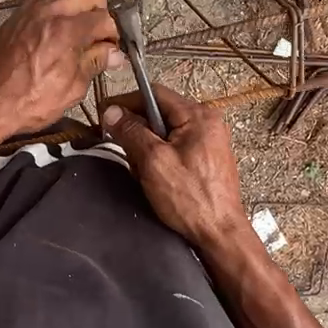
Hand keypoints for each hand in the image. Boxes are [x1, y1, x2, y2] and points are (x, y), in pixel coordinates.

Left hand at [0, 0, 122, 137]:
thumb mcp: (71, 89)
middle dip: (98, 7)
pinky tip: (56, 30)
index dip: (112, 33)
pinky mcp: (16, 16)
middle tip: (97, 30)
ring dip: (76, 4)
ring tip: (78, 29)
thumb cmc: (30, 102)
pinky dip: (56, 8)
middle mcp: (48, 12)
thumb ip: (94, 63)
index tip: (111, 47)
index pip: (103, 17)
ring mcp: (29, 10)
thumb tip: (114, 53)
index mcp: (66, 31)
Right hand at [100, 84, 249, 248]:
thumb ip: (131, 132)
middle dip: (136, 128)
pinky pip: (176, 146)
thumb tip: (113, 113)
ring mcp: (210, 141)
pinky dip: (159, 155)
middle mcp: (208, 123)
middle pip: (160, 112)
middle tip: (119, 144)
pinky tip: (154, 175)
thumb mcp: (153, 161)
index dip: (126, 101)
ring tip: (140, 168)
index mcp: (199, 116)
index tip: (106, 114)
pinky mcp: (207, 158)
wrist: (220, 233)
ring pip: (166, 131)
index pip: (155, 93)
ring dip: (147, 145)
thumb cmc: (191, 199)